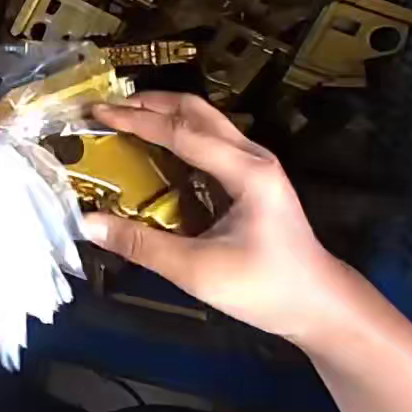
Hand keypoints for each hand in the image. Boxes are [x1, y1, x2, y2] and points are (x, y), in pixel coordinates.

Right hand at [85, 92, 354, 342]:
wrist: (324, 307)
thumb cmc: (267, 288)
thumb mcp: (198, 271)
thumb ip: (141, 245)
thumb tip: (88, 223)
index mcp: (246, 172)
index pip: (180, 132)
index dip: (134, 120)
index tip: (97, 112)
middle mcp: (252, 155)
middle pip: (194, 109)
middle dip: (147, 103)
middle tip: (107, 108)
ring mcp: (254, 161)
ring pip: (203, 117)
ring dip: (162, 111)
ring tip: (123, 117)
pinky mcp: (251, 173)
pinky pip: (207, 135)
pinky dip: (174, 128)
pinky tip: (153, 144)